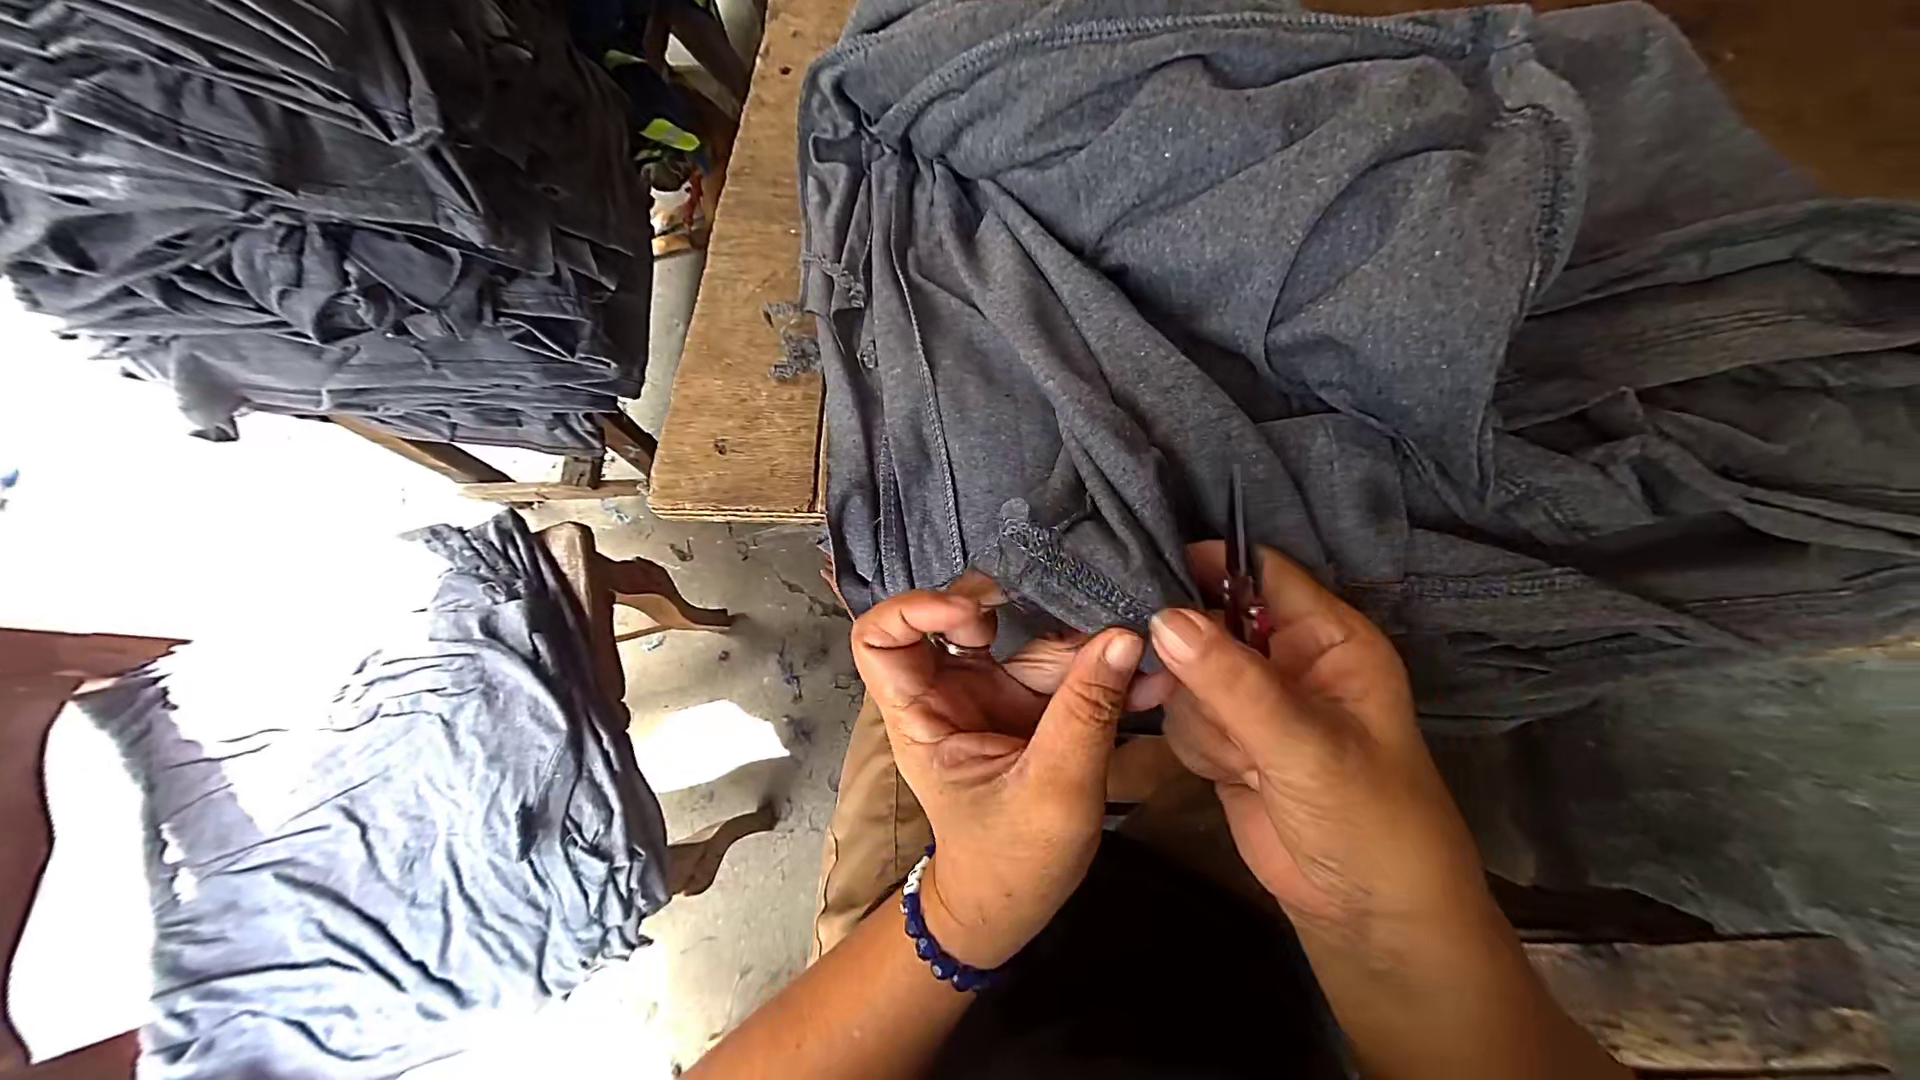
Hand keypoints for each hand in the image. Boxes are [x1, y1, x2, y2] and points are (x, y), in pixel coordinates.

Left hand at [851, 573, 1150, 968]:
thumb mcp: (1053, 790)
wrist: (1018, 902)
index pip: (879, 638)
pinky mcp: (1028, 700)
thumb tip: (1125, 638)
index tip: (975, 616)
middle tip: (1062, 602)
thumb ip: (1087, 712)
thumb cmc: (1011, 860)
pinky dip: (1099, 667)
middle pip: (955, 616)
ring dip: (1077, 638)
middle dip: (1007, 602)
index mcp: (919, 713)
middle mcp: (947, 690)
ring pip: (1021, 634)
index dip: (913, 609)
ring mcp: (989, 691)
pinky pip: (1060, 665)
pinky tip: (1145, 677)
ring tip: (1135, 642)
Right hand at [1151, 542, 1492, 945]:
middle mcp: (1285, 657)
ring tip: (1242, 757)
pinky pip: (1181, 712)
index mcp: (1327, 638)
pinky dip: (1196, 742)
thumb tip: (1163, 617)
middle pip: (1207, 618)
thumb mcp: (1306, 746)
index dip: (1208, 564)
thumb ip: (1232, 680)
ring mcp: (1251, 697)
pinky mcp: (1225, 733)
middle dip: (1192, 658)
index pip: (1260, 572)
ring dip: (1200, 714)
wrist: (1364, 916)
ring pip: (1185, 671)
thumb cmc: (1369, 821)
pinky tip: (1232, 773)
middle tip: (1182, 687)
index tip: (1148, 571)